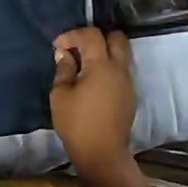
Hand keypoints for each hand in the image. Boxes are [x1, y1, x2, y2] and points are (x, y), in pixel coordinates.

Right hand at [49, 27, 135, 175]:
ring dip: (102, 52)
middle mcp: (119, 68)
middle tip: (76, 48)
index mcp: (101, 66)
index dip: (73, 35)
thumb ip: (64, 70)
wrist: (101, 152)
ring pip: (121, 53)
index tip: (57, 45)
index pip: (92, 35)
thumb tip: (65, 55)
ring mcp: (128, 81)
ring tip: (82, 65)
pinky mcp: (129, 93)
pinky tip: (91, 81)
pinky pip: (120, 70)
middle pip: (115, 37)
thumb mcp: (60, 95)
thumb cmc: (76, 123)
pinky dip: (107, 67)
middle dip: (95, 37)